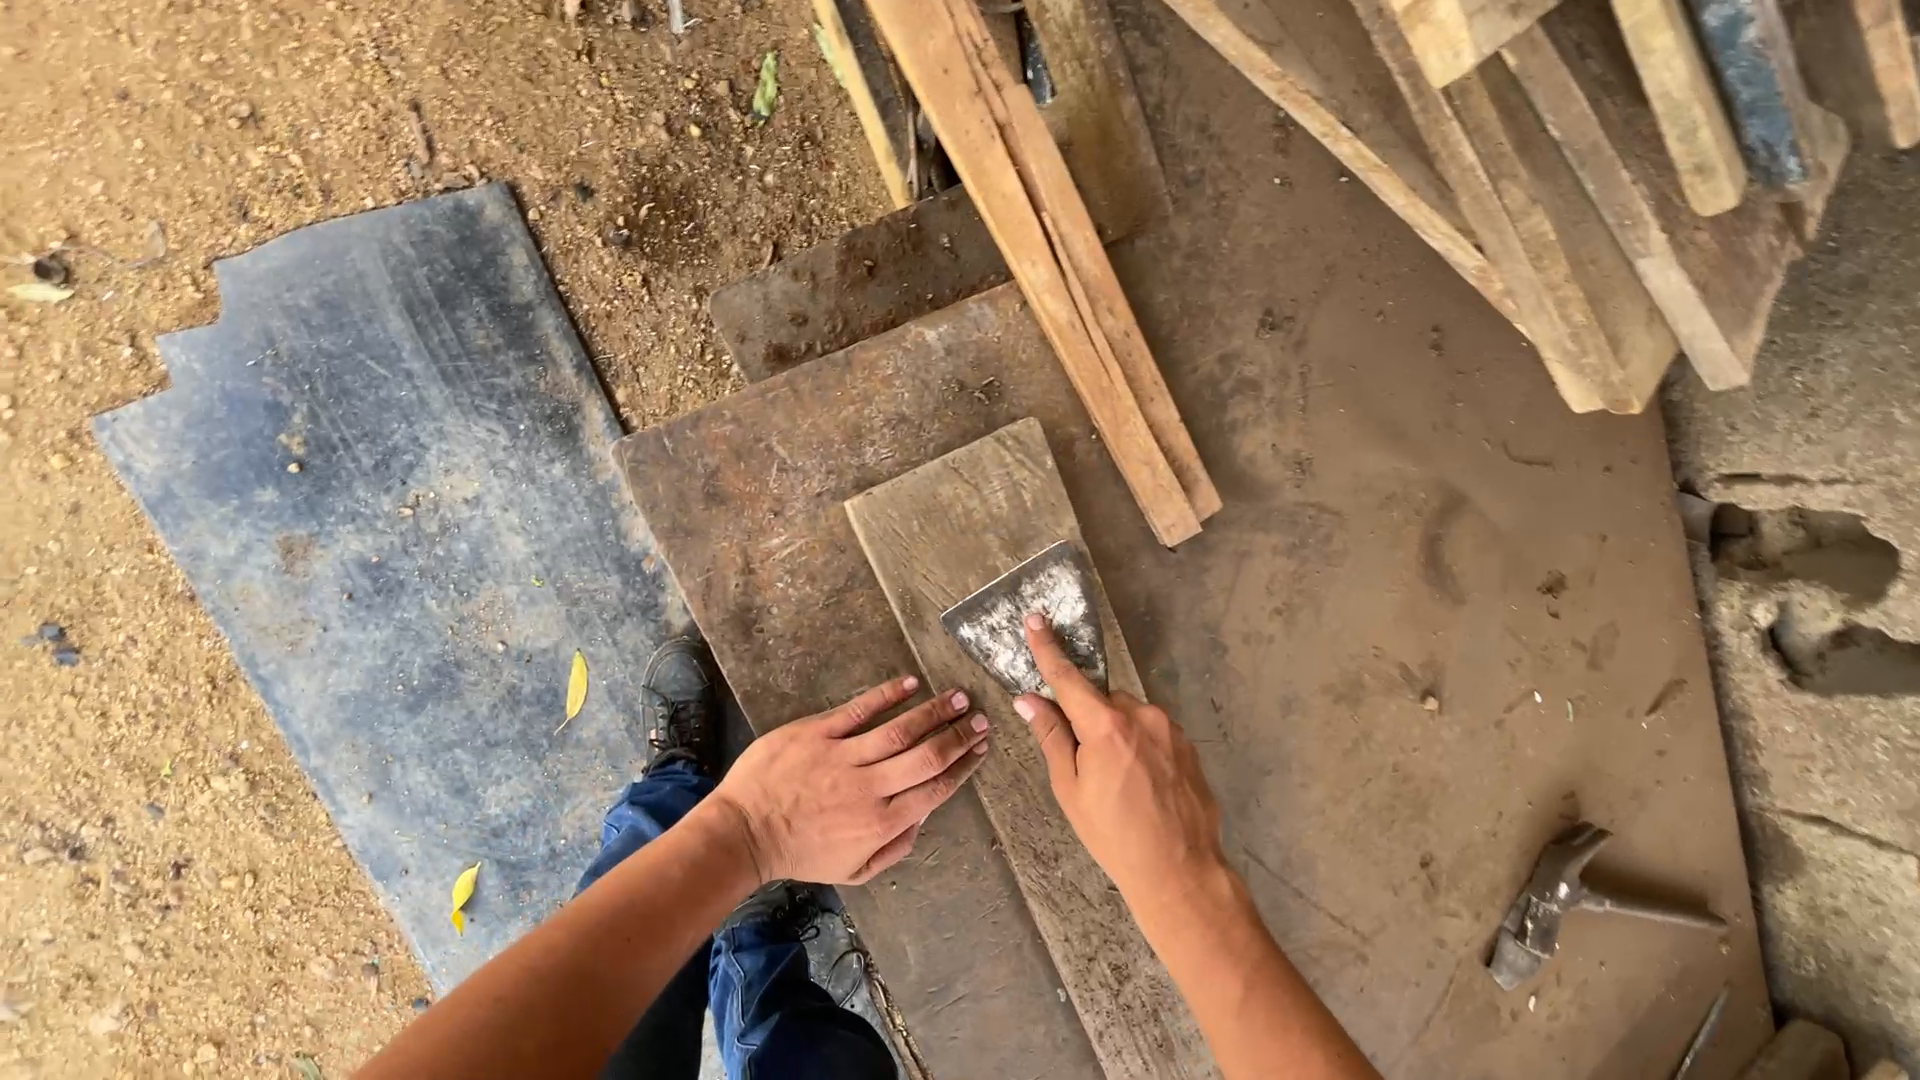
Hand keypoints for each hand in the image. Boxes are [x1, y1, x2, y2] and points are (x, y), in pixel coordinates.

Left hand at [710, 676, 988, 885]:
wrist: (742, 833)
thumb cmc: (799, 853)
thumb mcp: (853, 870)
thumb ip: (895, 848)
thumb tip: (924, 817)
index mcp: (881, 823)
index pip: (935, 788)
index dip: (963, 766)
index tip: (981, 749)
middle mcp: (869, 788)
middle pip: (927, 756)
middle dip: (960, 736)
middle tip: (982, 719)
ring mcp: (843, 758)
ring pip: (901, 730)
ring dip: (935, 712)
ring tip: (959, 698)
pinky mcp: (818, 733)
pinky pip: (860, 710)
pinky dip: (888, 695)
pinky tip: (911, 683)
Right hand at [1014, 615, 1224, 909]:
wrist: (1180, 870)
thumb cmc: (1114, 835)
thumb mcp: (1070, 789)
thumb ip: (1051, 736)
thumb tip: (1028, 699)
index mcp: (1106, 726)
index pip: (1067, 677)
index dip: (1047, 648)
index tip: (1035, 619)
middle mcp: (1141, 715)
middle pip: (1102, 699)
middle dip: (1089, 717)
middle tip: (1085, 760)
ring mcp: (1170, 728)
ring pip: (1129, 715)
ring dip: (1116, 732)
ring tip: (1119, 781)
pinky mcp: (1188, 744)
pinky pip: (1153, 730)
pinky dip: (1140, 745)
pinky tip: (1142, 783)